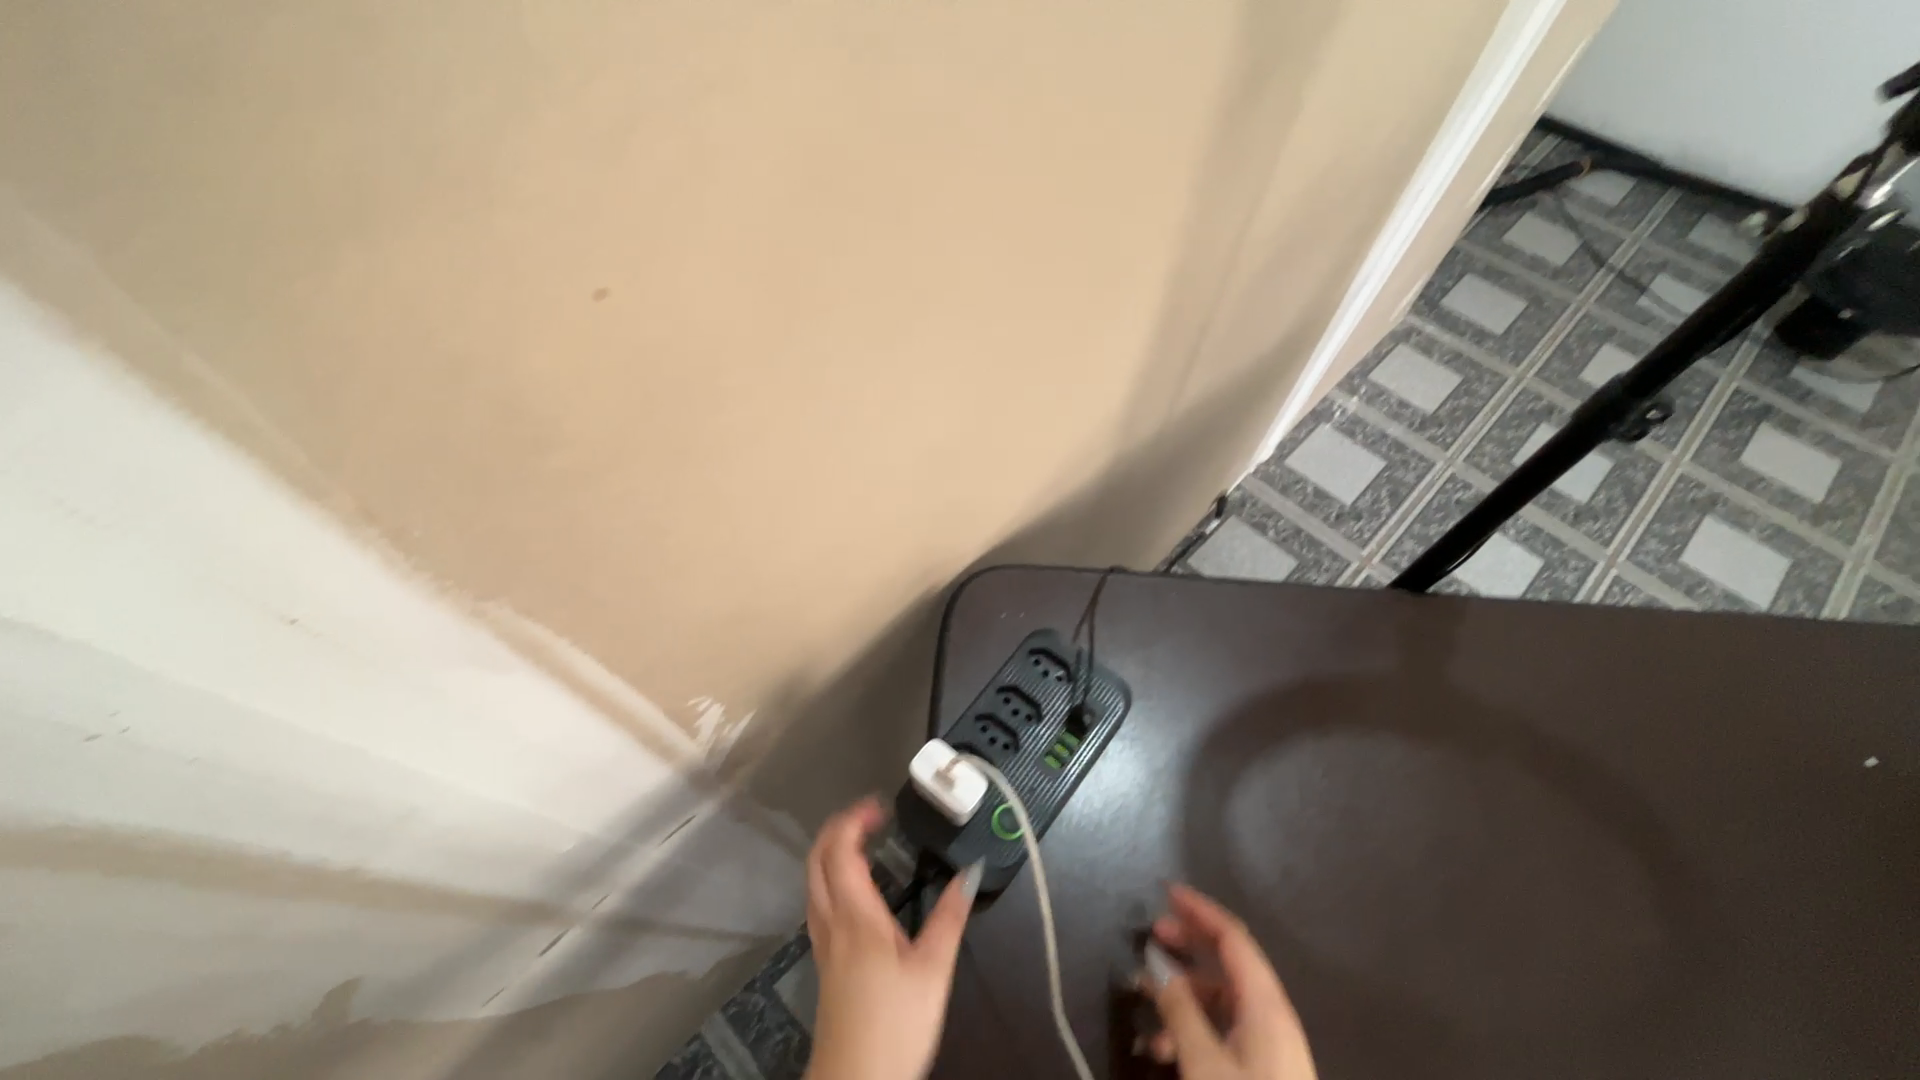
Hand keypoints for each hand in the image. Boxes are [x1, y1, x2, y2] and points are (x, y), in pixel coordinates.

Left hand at [803, 797, 979, 1079]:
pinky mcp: (824, 960)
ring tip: (862, 842)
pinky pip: (818, 901)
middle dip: (837, 828)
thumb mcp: (933, 970)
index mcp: (856, 917)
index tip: (880, 806)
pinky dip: (830, 877)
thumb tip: (969, 873)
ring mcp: (823, 942)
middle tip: (870, 816)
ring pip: (813, 881)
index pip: (841, 851)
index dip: (854, 820)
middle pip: (817, 860)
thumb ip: (949, 918)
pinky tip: (854, 889)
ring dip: (831, 851)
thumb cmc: (896, 1024)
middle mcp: (831, 922)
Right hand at [1143, 884, 1316, 1079]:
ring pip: (1220, 1000)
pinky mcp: (1259, 1070)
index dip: (1201, 911)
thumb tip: (1160, 967)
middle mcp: (1270, 1015)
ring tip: (1143, 999)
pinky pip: (1221, 1030)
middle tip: (1151, 935)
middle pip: (1228, 963)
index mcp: (1264, 1004)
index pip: (1233, 939)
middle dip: (1188, 946)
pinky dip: (1190, 1027)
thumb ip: (1180, 1010)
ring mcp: (1267, 1045)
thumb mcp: (1203, 1062)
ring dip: (1182, 994)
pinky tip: (1159, 1047)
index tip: (1167, 893)